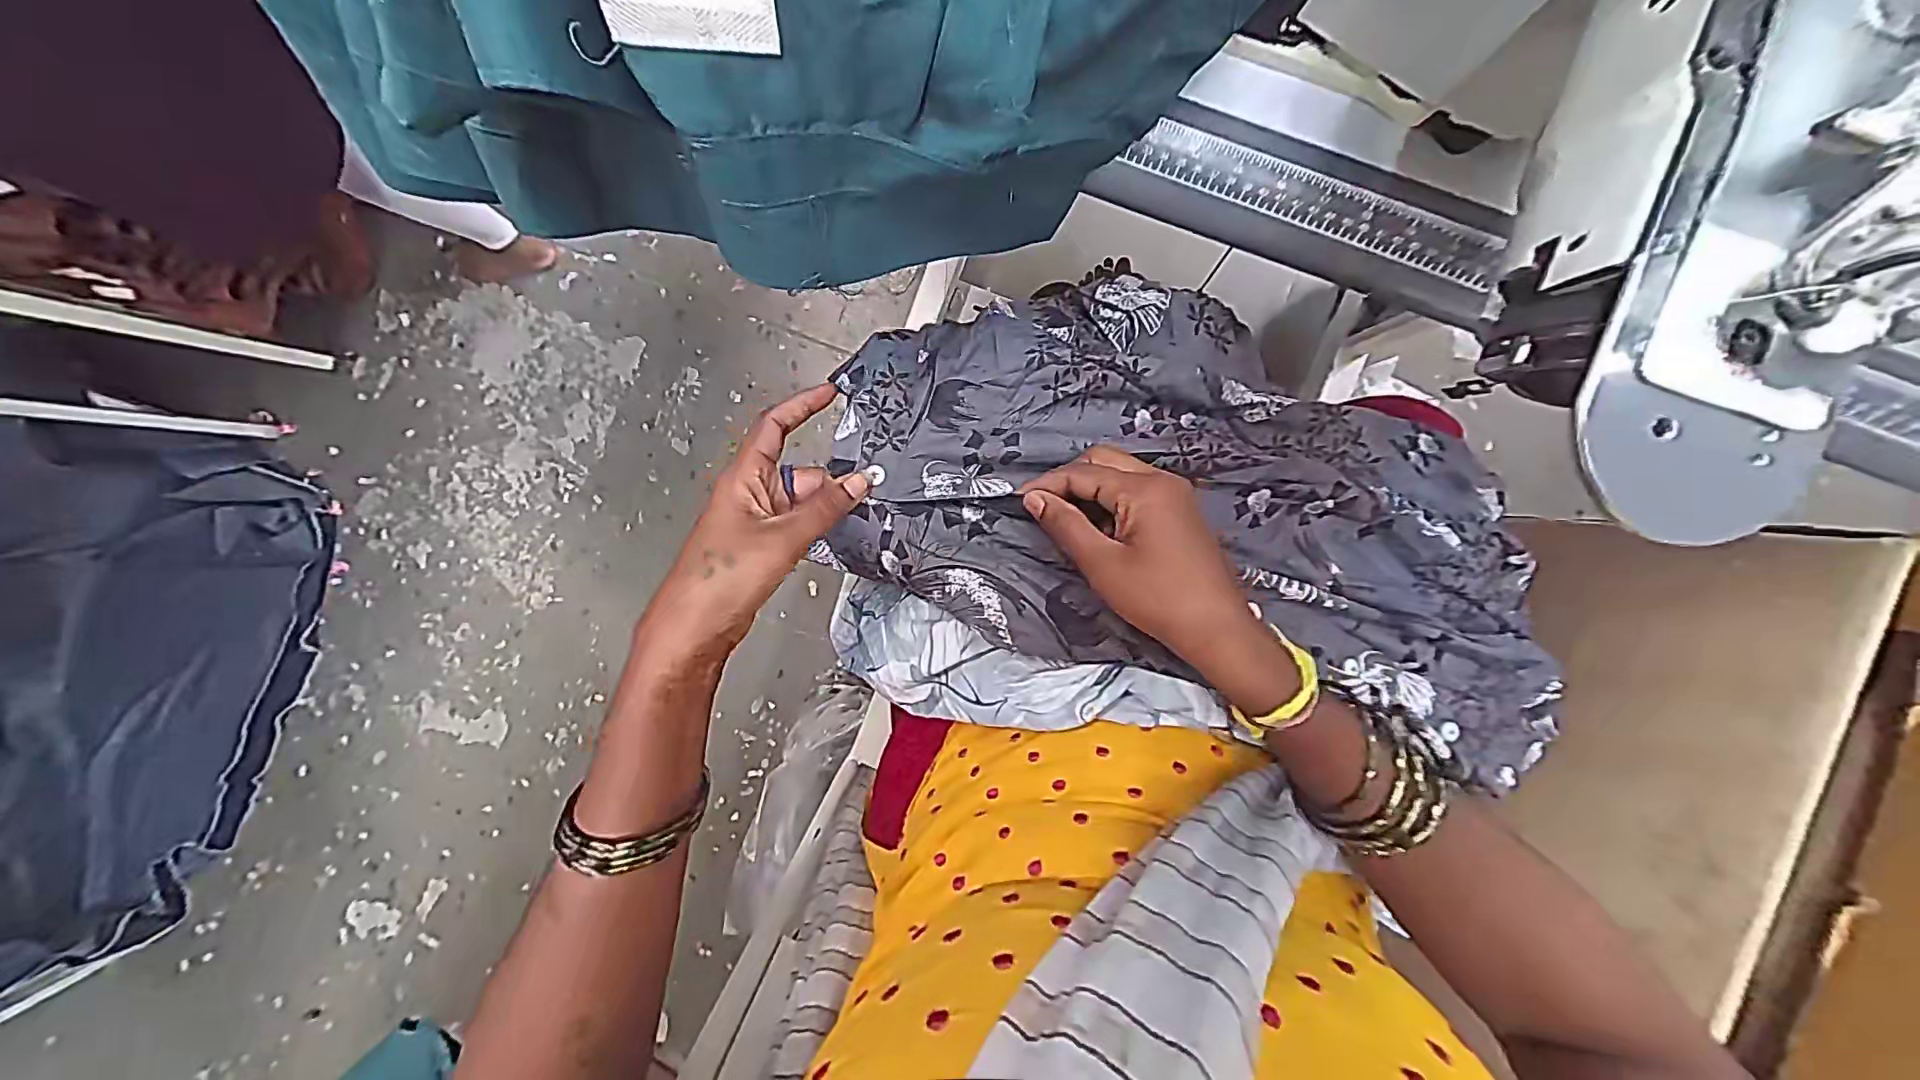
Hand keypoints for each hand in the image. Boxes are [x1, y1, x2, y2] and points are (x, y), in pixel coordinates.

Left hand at [634, 384, 869, 673]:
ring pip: (800, 501)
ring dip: (821, 510)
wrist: (695, 627)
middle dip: (826, 483)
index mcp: (742, 478)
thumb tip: (858, 481)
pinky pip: (796, 524)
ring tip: (828, 531)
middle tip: (852, 496)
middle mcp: (747, 494)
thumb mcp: (783, 537)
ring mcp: (755, 521)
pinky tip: (816, 544)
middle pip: (798, 471)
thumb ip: (826, 507)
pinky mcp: (761, 545)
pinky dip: (812, 528)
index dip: (802, 406)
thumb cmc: (717, 580)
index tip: (828, 394)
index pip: (774, 426)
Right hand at [1019, 446, 1296, 713]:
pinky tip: (1099, 531)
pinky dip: (1111, 503)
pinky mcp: (1180, 512)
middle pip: (1103, 462)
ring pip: (1120, 475)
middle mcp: (1163, 482)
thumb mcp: (1102, 564)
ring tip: (1067, 522)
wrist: (1217, 628)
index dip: (1047, 485)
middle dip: (1068, 480)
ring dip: (1090, 491)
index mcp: (1145, 489)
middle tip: (1043, 507)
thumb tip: (1036, 499)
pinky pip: (1137, 493)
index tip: (1019, 500)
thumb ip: (1065, 525)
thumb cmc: (1159, 599)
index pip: (1083, 472)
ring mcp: (1175, 495)